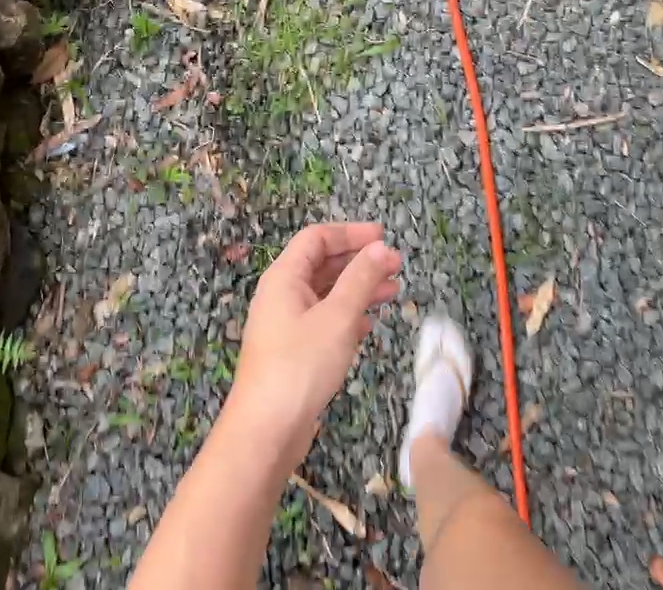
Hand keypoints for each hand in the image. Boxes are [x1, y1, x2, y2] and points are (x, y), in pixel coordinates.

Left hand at [227, 223, 402, 462]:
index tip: (383, 237)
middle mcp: (281, 295)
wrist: (266, 430)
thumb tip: (381, 248)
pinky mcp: (292, 351)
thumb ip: (361, 279)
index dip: (350, 233)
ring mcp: (285, 324)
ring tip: (393, 292)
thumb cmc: (300, 365)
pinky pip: (323, 319)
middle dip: (359, 261)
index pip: (316, 239)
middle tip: (396, 266)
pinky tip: (369, 323)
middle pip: (322, 264)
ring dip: (358, 288)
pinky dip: (348, 315)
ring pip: (326, 294)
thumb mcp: (338, 317)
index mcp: (283, 278)